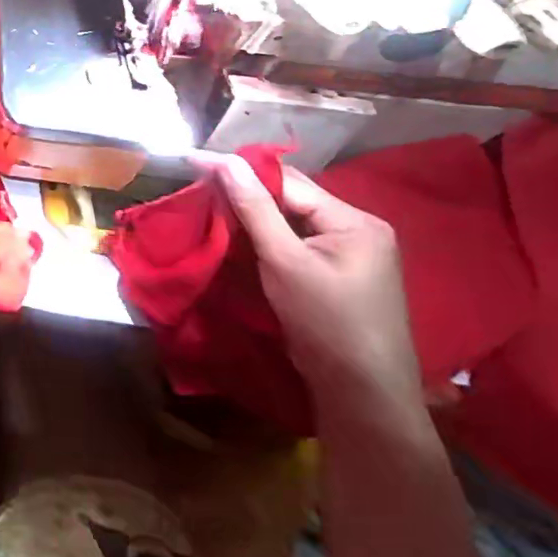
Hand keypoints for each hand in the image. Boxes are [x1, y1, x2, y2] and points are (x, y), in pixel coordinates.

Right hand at [192, 154, 422, 405]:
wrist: (363, 396)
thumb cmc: (326, 323)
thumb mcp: (284, 261)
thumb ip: (254, 208)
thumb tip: (224, 161)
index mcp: (355, 221)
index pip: (288, 181)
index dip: (240, 170)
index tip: (194, 162)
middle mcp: (358, 228)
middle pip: (291, 197)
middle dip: (246, 190)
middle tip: (198, 183)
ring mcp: (351, 253)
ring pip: (291, 218)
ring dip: (253, 212)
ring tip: (211, 202)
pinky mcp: (338, 273)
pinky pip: (296, 239)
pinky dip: (266, 234)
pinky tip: (239, 233)